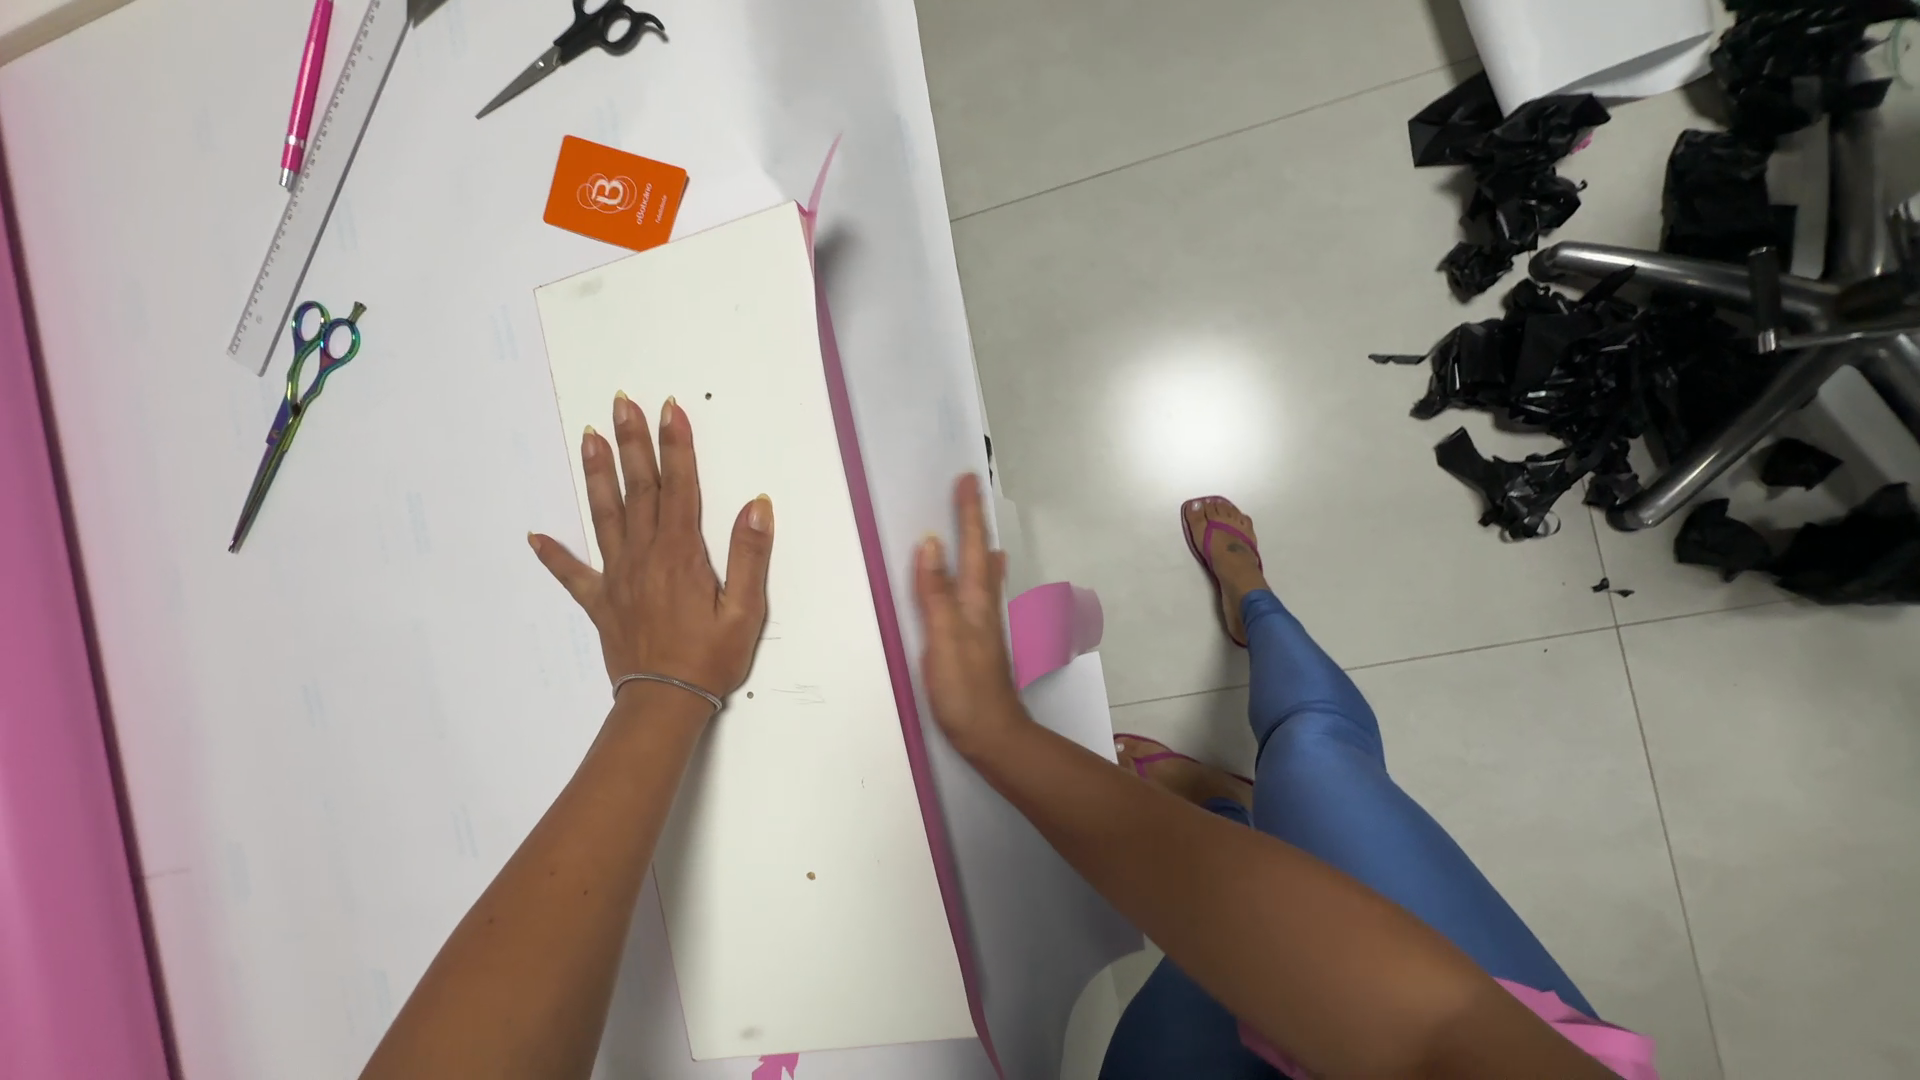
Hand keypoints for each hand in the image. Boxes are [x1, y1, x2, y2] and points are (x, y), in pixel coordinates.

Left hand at [529, 393, 773, 702]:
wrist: (664, 704)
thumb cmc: (710, 658)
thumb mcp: (746, 610)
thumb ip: (750, 555)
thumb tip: (756, 505)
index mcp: (681, 555)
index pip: (679, 487)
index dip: (676, 446)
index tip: (670, 410)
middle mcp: (644, 556)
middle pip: (639, 489)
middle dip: (633, 442)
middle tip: (622, 403)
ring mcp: (617, 578)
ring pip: (605, 515)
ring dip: (598, 474)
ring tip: (590, 438)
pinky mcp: (601, 602)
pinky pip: (572, 574)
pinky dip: (554, 554)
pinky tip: (536, 535)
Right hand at [913, 473, 1029, 757]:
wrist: (993, 735)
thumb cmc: (965, 689)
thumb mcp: (944, 638)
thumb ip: (936, 592)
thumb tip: (930, 543)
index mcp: (975, 602)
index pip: (973, 548)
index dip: (969, 514)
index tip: (967, 480)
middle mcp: (984, 609)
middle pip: (983, 557)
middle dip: (976, 526)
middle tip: (971, 495)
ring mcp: (985, 628)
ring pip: (985, 577)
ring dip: (981, 550)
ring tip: (983, 533)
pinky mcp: (981, 646)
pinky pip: (980, 597)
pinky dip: (980, 579)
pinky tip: (984, 586)